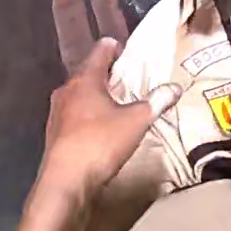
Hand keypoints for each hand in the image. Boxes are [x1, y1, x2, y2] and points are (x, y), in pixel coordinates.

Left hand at [35, 37, 180, 198]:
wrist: (66, 182)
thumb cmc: (100, 142)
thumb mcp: (136, 121)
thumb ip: (157, 102)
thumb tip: (175, 88)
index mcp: (85, 79)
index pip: (99, 51)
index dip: (114, 47)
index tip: (126, 51)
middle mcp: (66, 91)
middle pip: (88, 73)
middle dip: (107, 74)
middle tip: (128, 78)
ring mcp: (57, 114)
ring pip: (79, 95)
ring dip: (96, 96)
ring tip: (118, 103)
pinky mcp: (55, 135)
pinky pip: (75, 116)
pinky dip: (89, 115)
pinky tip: (102, 128)